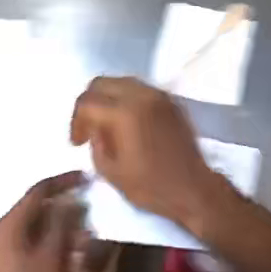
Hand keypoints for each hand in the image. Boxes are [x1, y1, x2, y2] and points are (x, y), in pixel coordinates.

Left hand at [0, 172, 87, 271]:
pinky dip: (45, 238)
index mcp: (6, 224)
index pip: (37, 191)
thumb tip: (72, 201)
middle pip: (33, 206)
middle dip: (61, 205)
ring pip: (31, 224)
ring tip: (80, 231)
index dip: (63, 182)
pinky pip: (25, 238)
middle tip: (86, 206)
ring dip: (55, 224)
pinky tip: (64, 248)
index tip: (86, 178)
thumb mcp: (50, 259)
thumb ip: (61, 224)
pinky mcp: (0, 261)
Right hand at [69, 77, 233, 234]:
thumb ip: (96, 144)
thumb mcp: (111, 171)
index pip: (87, 102)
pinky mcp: (171, 101)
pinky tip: (127, 122)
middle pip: (102, 83)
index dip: (76, 122)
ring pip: (122, 82)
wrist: (194, 189)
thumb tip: (95, 130)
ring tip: (106, 125)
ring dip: (108, 99)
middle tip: (87, 129)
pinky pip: (141, 89)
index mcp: (124, 112)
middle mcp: (141, 95)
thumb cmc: (151, 186)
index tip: (77, 143)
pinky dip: (127, 99)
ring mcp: (159, 95)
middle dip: (89, 103)